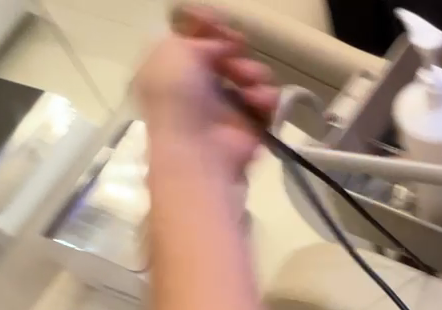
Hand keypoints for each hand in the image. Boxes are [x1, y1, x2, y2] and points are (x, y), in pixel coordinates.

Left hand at [134, 7, 280, 179]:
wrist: (198, 152)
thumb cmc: (178, 99)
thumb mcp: (174, 51)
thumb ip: (199, 39)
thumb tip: (221, 47)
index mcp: (174, 67)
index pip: (196, 39)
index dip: (210, 28)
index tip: (221, 26)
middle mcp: (199, 86)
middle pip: (226, 55)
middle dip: (235, 51)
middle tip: (238, 52)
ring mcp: (226, 108)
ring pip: (250, 77)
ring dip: (254, 73)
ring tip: (251, 83)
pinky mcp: (251, 128)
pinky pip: (267, 105)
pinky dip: (267, 100)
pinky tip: (259, 103)